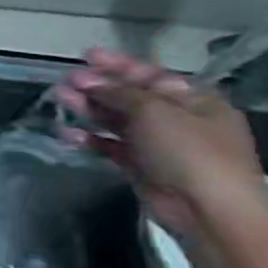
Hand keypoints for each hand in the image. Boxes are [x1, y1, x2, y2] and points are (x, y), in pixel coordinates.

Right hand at [54, 48, 266, 236]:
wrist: (208, 211)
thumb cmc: (190, 151)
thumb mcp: (154, 111)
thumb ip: (117, 92)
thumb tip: (87, 81)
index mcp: (195, 101)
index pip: (151, 75)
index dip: (118, 64)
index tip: (86, 55)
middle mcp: (178, 120)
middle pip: (130, 97)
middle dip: (96, 87)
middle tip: (66, 81)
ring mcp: (159, 145)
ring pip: (116, 120)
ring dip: (88, 109)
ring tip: (60, 99)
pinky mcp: (141, 167)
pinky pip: (110, 146)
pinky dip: (89, 139)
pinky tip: (67, 133)